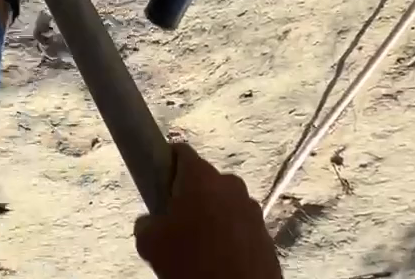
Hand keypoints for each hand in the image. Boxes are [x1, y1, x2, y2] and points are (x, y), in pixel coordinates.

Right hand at [135, 144, 282, 278]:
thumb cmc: (192, 263)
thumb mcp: (150, 243)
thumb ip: (146, 222)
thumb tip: (151, 222)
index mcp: (201, 177)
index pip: (180, 151)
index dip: (167, 163)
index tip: (159, 183)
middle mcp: (230, 184)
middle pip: (204, 179)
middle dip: (191, 194)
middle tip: (177, 220)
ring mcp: (253, 209)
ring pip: (225, 202)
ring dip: (213, 214)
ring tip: (201, 242)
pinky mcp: (268, 235)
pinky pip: (242, 225)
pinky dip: (231, 234)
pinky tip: (220, 255)